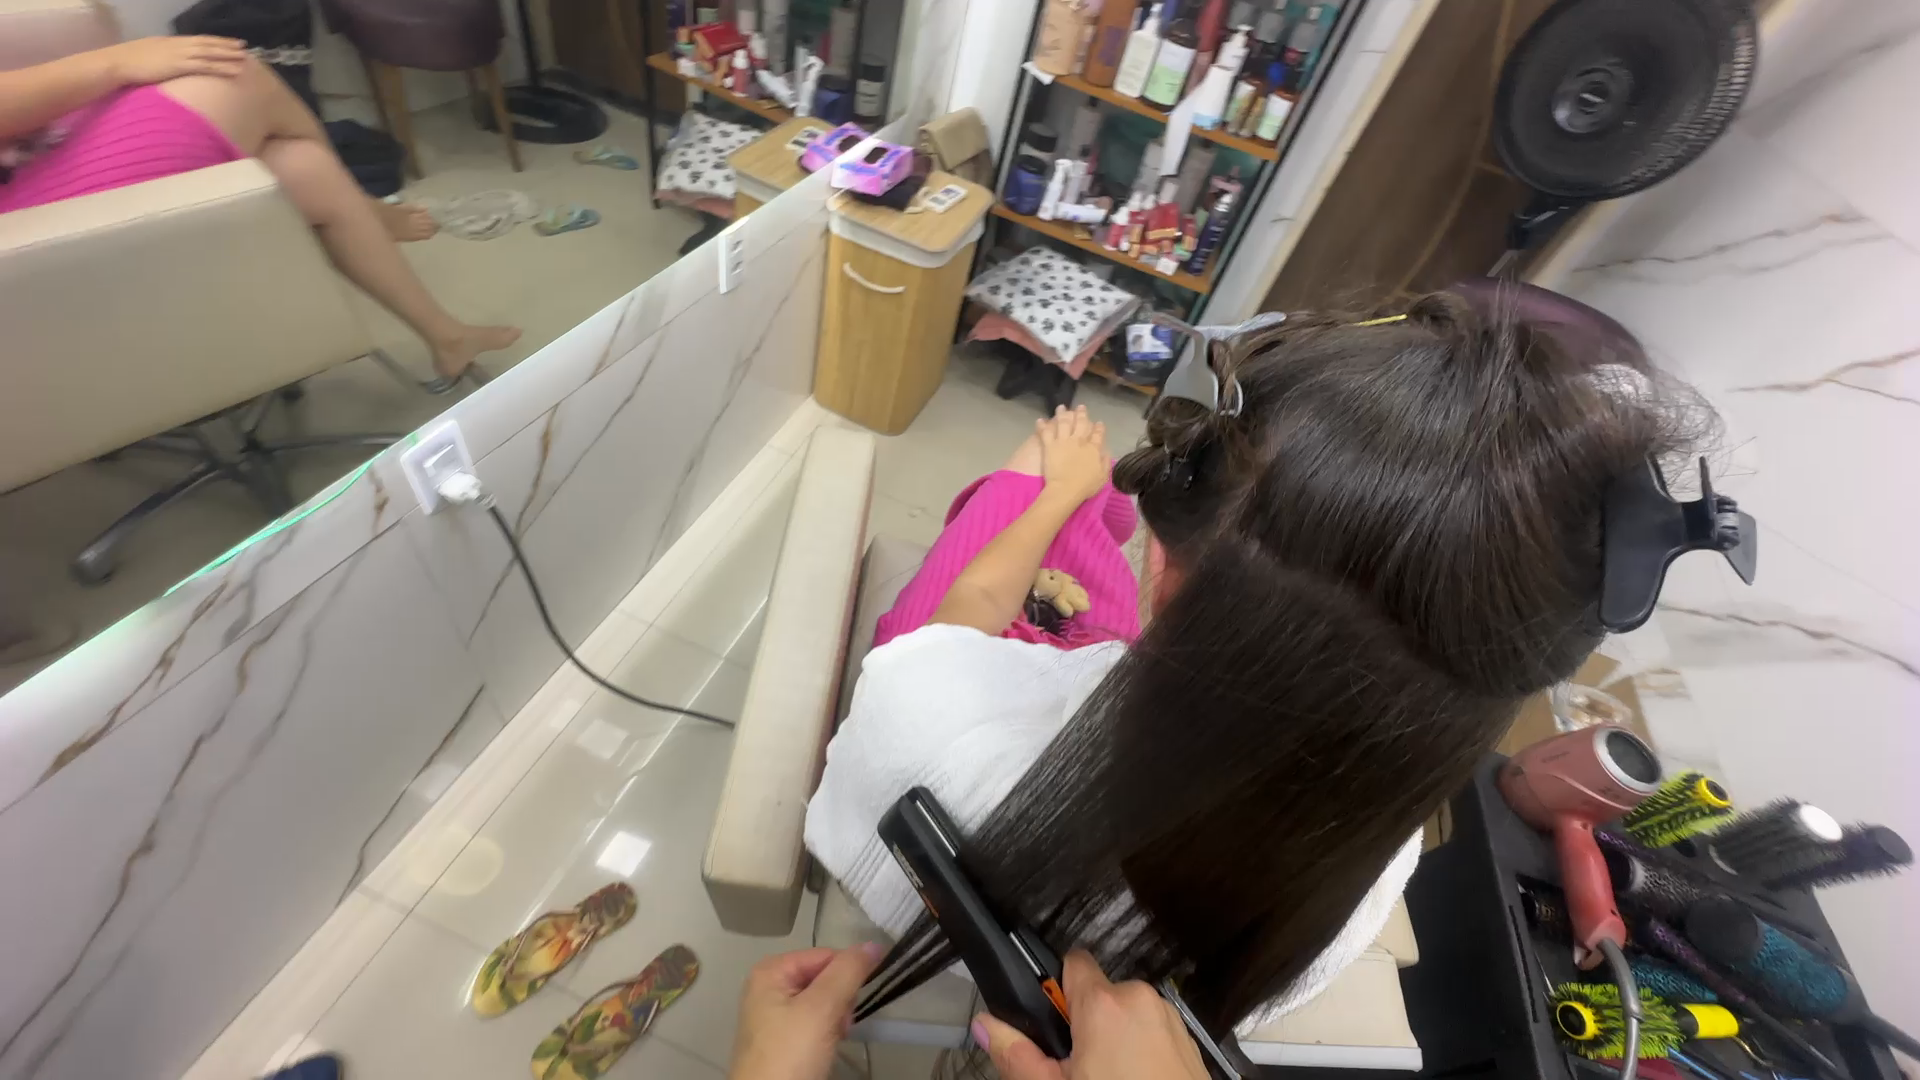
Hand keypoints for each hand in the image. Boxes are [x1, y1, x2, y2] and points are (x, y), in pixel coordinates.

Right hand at [102, 36, 248, 85]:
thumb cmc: (131, 63)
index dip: (213, 40)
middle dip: (225, 44)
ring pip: (208, 53)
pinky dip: (222, 68)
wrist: (115, 63)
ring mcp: (177, 54)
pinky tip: (236, 71)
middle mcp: (175, 44)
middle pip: (205, 43)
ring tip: (245, 57)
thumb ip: (167, 56)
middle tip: (243, 46)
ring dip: (228, 54)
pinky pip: (205, 66)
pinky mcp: (178, 65)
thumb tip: (178, 62)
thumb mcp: (151, 54)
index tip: (228, 42)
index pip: (195, 39)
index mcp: (168, 41)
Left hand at [727, 944, 881, 1079]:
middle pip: (824, 978)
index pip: (826, 955)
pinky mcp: (782, 1042)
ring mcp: (774, 1017)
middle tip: (839, 1024)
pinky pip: (815, 1024)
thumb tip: (874, 943)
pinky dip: (826, 1034)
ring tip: (833, 1039)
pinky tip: (825, 1049)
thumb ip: (848, 971)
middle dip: (839, 1001)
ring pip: (822, 1003)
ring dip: (835, 1019)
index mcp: (771, 971)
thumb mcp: (821, 1008)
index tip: (851, 1003)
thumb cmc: (790, 1054)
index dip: (845, 976)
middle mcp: (769, 988)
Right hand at [972, 951, 1207, 1079]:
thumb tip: (985, 1025)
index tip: (1053, 1025)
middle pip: (1099, 995)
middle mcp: (1140, 999)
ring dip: (1116, 1040)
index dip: (1057, 990)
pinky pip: (1154, 1034)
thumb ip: (1018, 1055)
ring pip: (1128, 1016)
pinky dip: (1143, 1054)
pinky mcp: (1191, 1046)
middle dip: (1086, 1025)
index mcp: (1104, 1004)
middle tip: (1078, 1070)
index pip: (1072, 962)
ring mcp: (1171, 1022)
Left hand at [1037, 406, 1109, 506]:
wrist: (1065, 489)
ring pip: (1063, 422)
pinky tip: (1039, 420)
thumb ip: (1105, 461)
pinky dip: (1042, 425)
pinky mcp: (1050, 446)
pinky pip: (1045, 432)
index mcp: (1093, 448)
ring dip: (1062, 413)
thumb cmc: (1085, 486)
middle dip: (1081, 414)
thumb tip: (1106, 451)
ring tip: (1061, 407)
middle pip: (1081, 423)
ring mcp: (1063, 441)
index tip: (1099, 422)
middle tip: (1081, 407)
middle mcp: (1079, 441)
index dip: (1099, 427)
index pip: (1098, 434)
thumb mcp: (1103, 476)